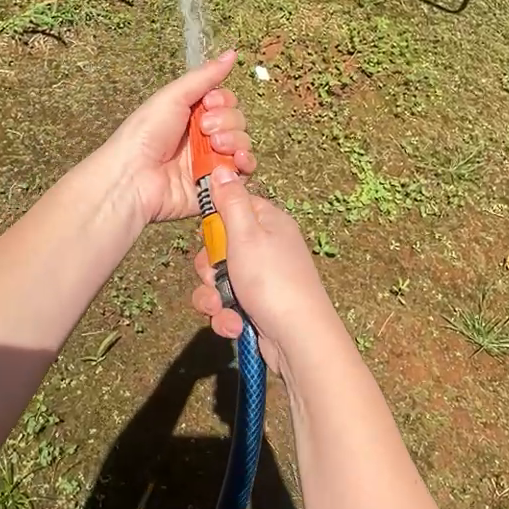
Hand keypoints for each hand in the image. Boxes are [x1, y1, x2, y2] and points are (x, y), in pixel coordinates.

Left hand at [95, 50, 256, 225]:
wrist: (133, 177)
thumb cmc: (144, 135)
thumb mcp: (173, 96)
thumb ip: (205, 76)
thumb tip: (231, 53)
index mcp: (191, 115)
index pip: (225, 103)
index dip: (223, 102)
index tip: (209, 104)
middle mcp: (202, 137)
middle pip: (236, 121)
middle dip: (227, 121)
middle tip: (205, 128)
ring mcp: (209, 162)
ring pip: (242, 145)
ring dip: (235, 140)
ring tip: (215, 145)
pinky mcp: (215, 185)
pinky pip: (243, 173)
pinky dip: (244, 163)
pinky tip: (234, 159)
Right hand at [189, 168, 345, 376]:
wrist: (298, 339)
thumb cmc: (272, 281)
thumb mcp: (246, 234)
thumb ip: (230, 202)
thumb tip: (222, 169)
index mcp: (268, 222)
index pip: (233, 206)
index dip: (215, 222)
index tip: (210, 235)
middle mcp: (266, 247)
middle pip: (219, 246)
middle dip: (209, 268)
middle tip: (217, 277)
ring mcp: (262, 278)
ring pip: (217, 279)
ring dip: (213, 297)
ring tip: (223, 308)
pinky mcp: (256, 306)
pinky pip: (227, 305)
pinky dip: (226, 316)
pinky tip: (235, 325)